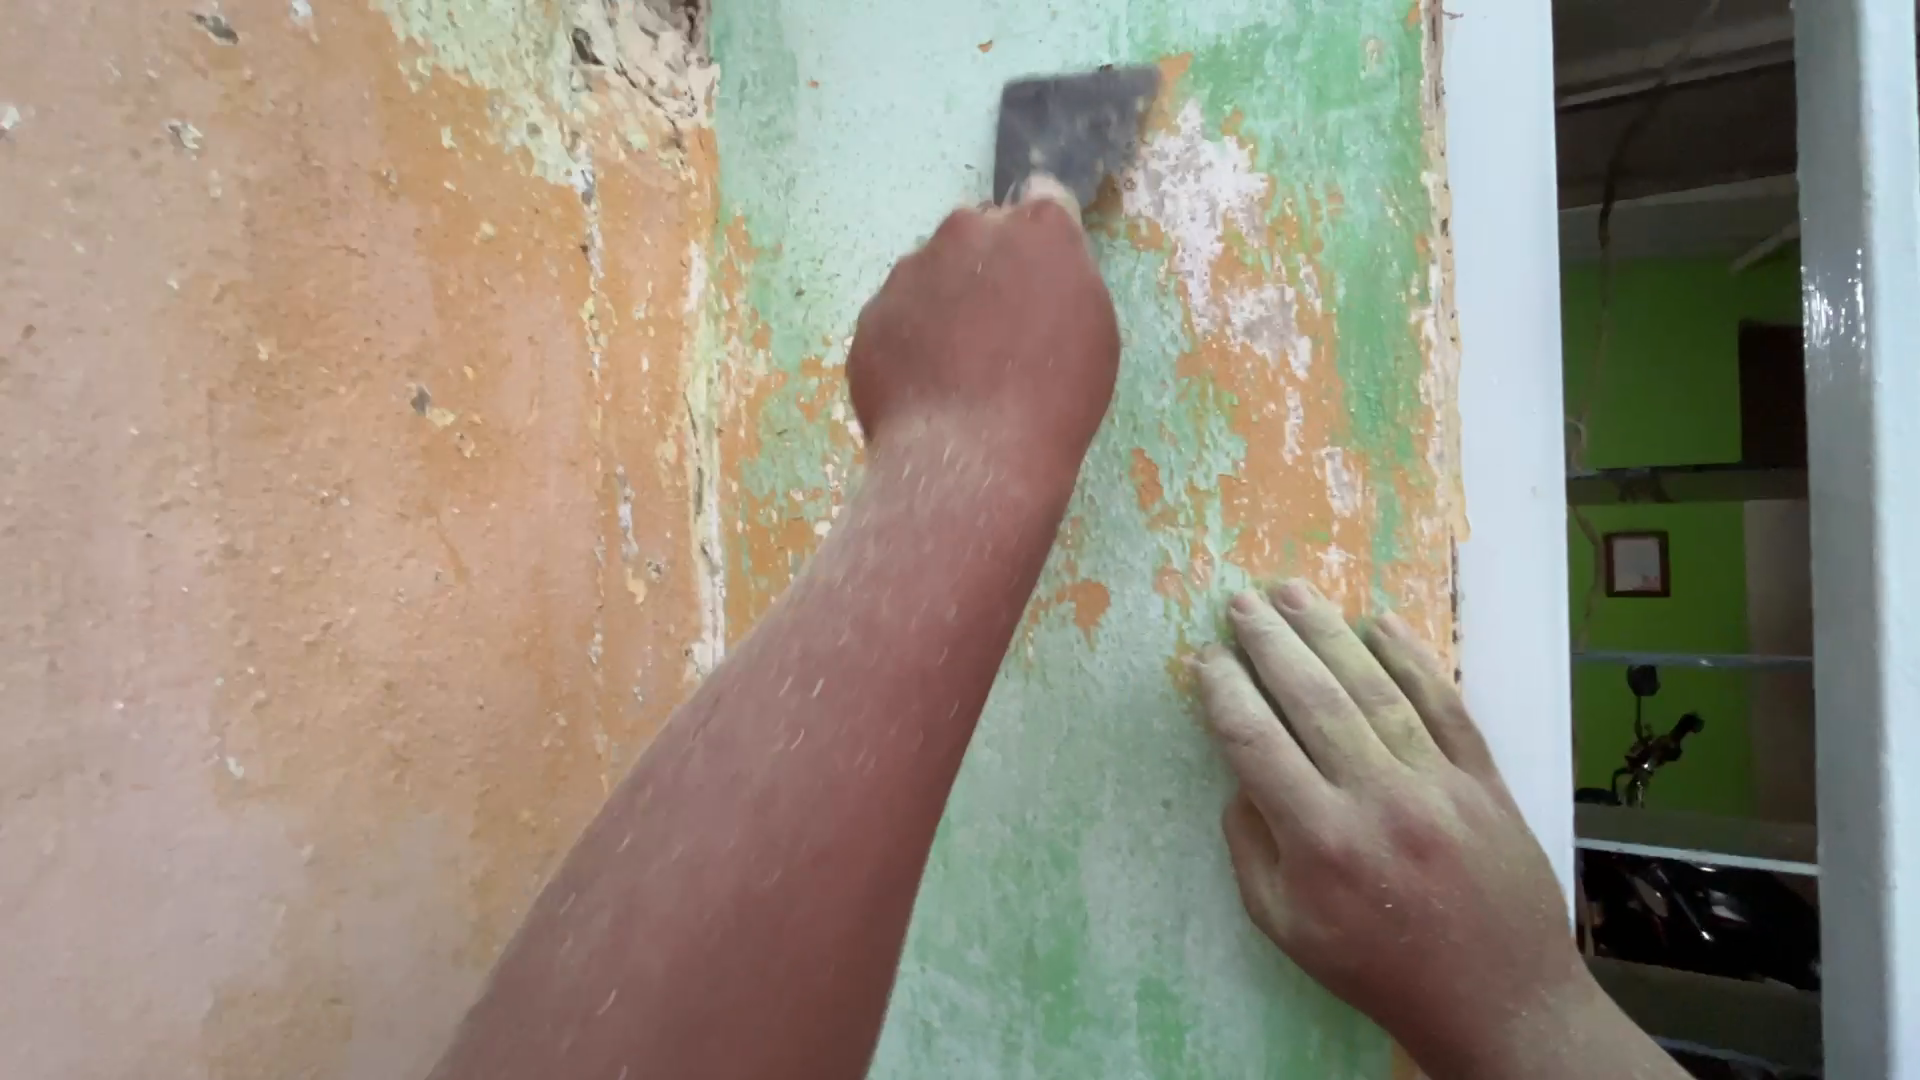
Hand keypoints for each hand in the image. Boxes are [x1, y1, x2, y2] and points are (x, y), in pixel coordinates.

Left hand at [847, 177, 1119, 488]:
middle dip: (983, 269)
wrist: (974, 458)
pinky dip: (906, 343)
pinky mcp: (871, 316)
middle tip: (994, 333)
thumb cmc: (1054, 401)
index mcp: (1035, 228)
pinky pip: (893, 320)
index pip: (1041, 200)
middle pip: (975, 235)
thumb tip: (1039, 262)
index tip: (1036, 276)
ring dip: (940, 306)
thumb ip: (1065, 278)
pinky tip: (924, 388)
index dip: (1038, 242)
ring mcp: (909, 272)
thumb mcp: (1092, 332)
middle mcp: (966, 232)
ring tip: (954, 370)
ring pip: (927, 276)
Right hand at [1195, 581, 1584, 1078]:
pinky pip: (1446, 706)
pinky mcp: (1483, 782)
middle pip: (1312, 699)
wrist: (1503, 1007)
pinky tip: (1380, 621)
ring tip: (1292, 591)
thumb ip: (1248, 844)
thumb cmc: (1375, 966)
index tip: (1203, 657)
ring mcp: (1438, 786)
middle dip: (1268, 642)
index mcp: (1319, 841)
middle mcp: (1377, 800)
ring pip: (1374, 690)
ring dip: (1327, 633)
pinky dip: (1413, 658)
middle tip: (1240, 601)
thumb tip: (1240, 774)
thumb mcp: (1281, 923)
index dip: (1222, 691)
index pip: (1254, 742)